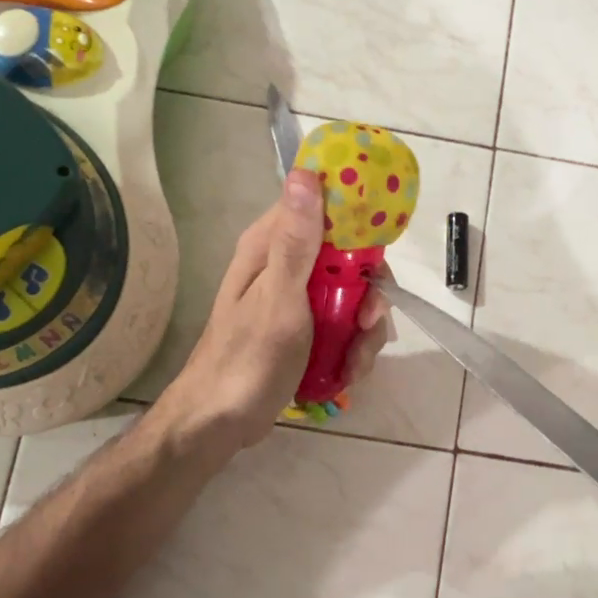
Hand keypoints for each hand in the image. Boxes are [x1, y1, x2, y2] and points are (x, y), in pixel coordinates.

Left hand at [156, 167, 390, 452]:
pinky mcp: (306, 333)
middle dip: (368, 296)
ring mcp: (297, 302)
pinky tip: (345, 374)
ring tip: (353, 364)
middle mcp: (286, 267)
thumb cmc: (247, 360)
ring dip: (363, 333)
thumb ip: (297, 243)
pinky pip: (344, 329)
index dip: (358, 225)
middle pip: (349, 260)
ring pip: (353, 299)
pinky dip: (352, 351)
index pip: (324, 210)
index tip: (377, 257)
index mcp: (272, 246)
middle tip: (367, 324)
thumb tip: (306, 174)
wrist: (220, 422)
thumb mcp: (278, 300)